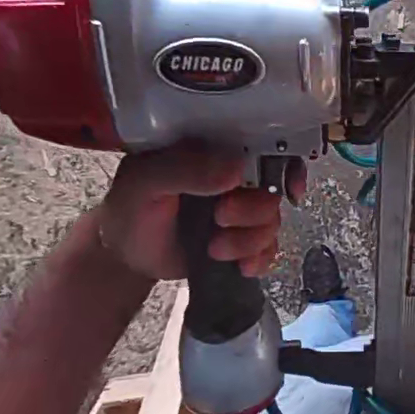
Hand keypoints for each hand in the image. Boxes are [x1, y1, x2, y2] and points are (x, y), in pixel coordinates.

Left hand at [95, 144, 306, 280]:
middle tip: (220, 219)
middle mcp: (234, 178)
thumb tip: (236, 167)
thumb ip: (185, 169)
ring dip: (250, 239)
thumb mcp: (146, 180)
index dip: (284, 164)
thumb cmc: (131, 207)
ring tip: (216, 249)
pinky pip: (268, 250)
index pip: (263, 146)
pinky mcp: (241, 243)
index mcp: (214, 151)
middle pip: (272, 190)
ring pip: (272, 222)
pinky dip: (259, 259)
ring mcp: (240, 212)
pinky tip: (240, 266)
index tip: (288, 185)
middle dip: (253, 211)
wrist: (126, 256)